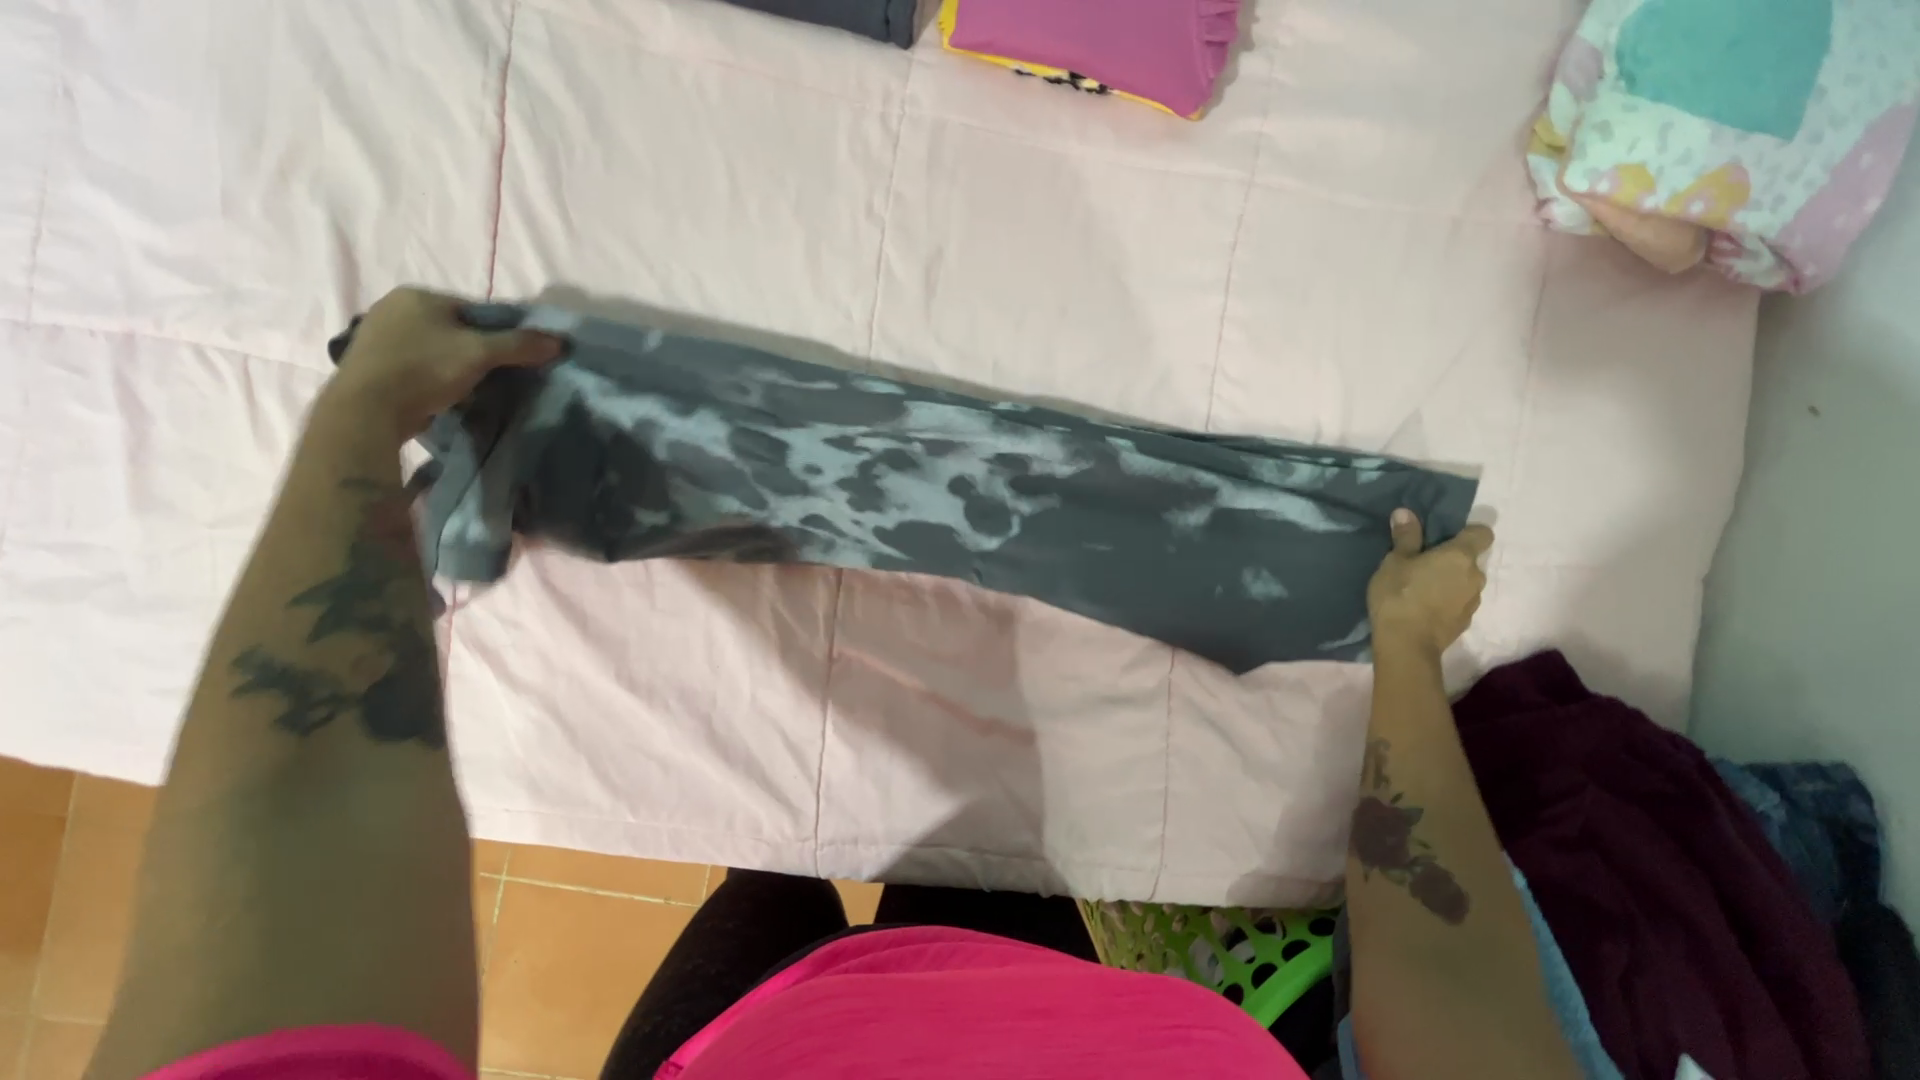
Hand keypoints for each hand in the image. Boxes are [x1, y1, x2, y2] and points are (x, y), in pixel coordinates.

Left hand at [323, 287, 563, 440]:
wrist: (367, 409)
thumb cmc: (424, 369)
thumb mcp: (481, 353)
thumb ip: (521, 344)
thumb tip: (559, 342)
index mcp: (418, 295)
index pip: (475, 310)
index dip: (501, 333)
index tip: (516, 357)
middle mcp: (393, 307)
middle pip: (455, 329)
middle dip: (478, 350)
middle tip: (497, 375)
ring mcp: (377, 335)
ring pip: (436, 348)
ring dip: (456, 365)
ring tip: (473, 388)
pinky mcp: (371, 363)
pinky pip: (417, 364)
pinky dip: (435, 376)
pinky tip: (444, 394)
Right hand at [1366, 509, 1493, 658]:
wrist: (1407, 644)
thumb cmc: (1399, 594)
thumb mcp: (1394, 562)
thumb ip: (1405, 538)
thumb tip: (1406, 512)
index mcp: (1459, 555)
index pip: (1482, 533)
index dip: (1468, 532)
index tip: (1446, 537)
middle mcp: (1475, 575)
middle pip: (1470, 561)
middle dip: (1451, 561)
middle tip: (1423, 566)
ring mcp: (1473, 600)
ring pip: (1465, 583)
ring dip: (1450, 582)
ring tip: (1422, 590)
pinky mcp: (1466, 621)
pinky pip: (1459, 603)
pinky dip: (1447, 602)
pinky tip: (1425, 608)